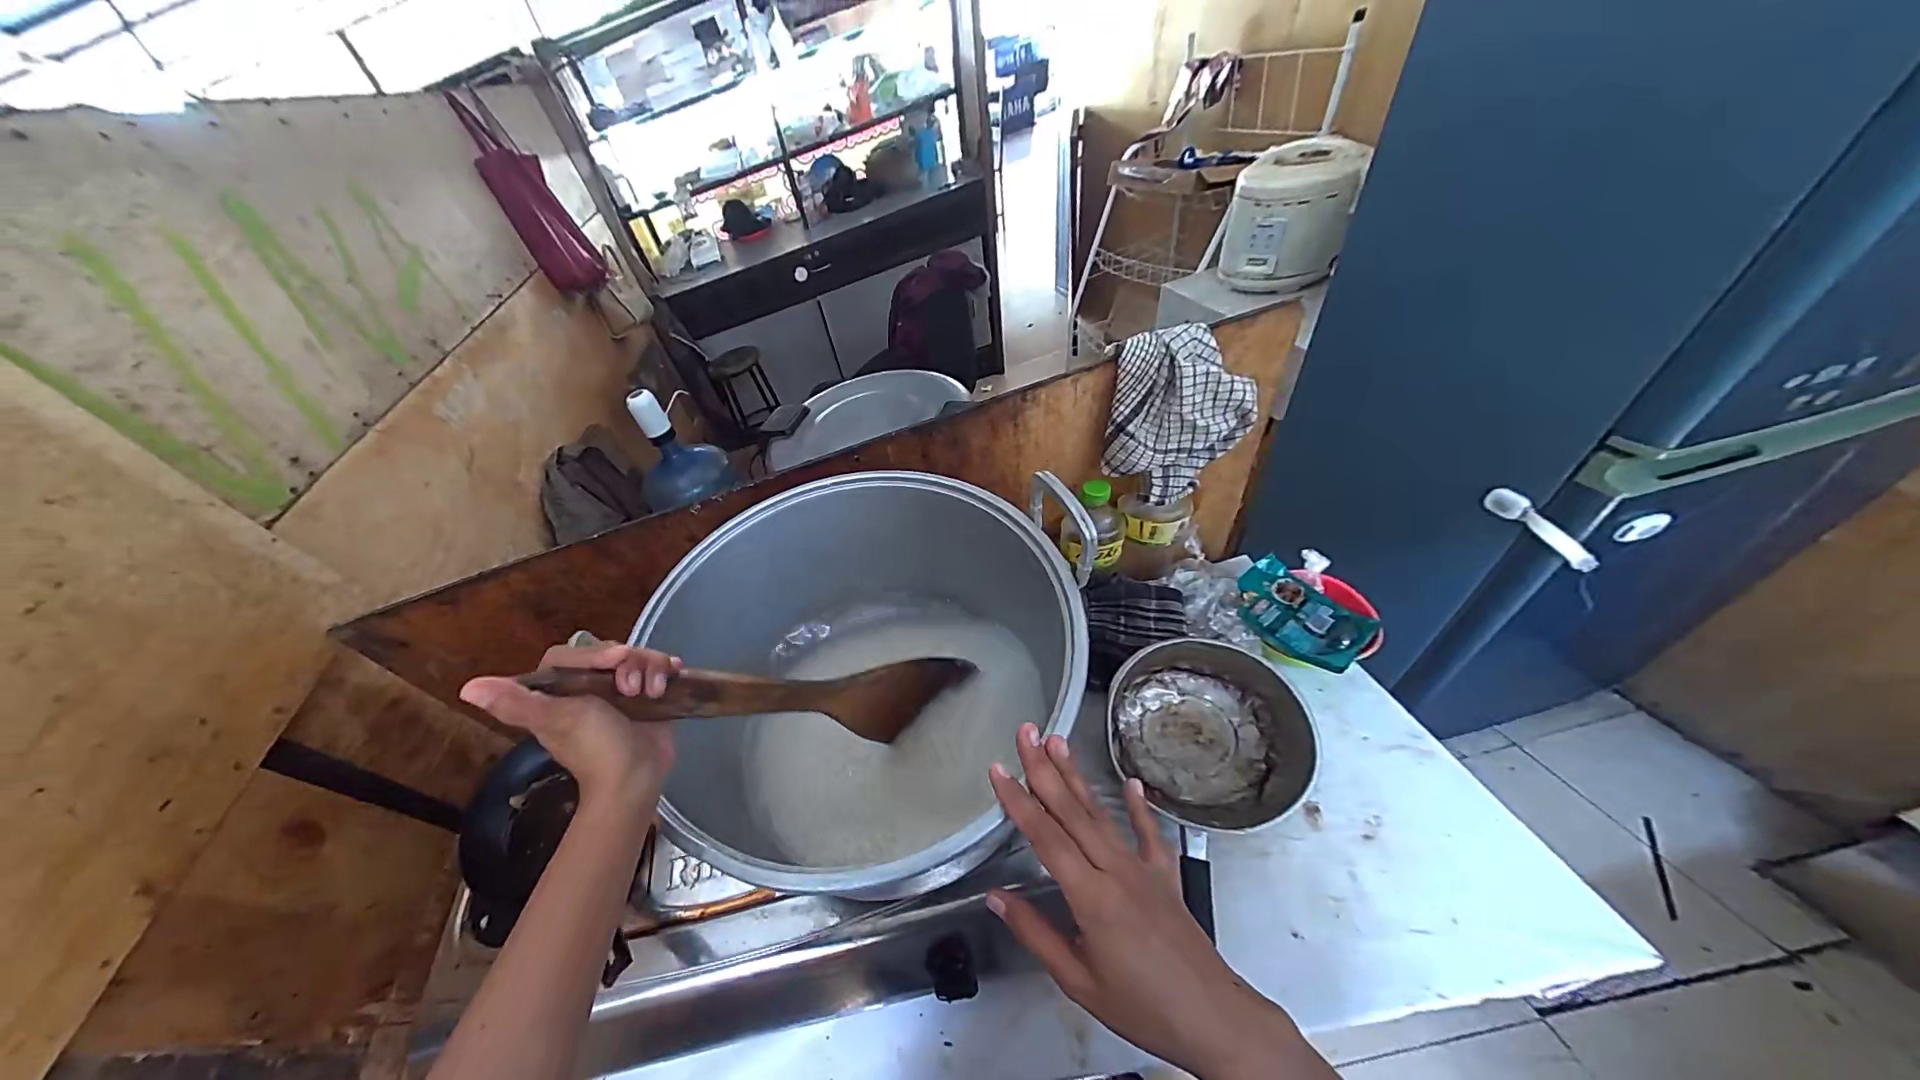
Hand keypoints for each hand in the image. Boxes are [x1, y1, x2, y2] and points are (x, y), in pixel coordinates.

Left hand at [460, 643, 680, 811]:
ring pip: (639, 658)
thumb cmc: (594, 750)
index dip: (596, 653)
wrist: (635, 779)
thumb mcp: (556, 721)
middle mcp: (592, 687)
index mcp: (563, 691)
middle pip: (612, 652)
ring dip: (651, 668)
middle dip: (630, 662)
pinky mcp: (649, 698)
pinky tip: (674, 673)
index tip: (617, 660)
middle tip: (632, 687)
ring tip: (653, 691)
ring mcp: (623, 692)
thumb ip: (516, 703)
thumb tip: (467, 689)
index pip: (575, 655)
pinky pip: (658, 671)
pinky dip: (667, 669)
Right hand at [986, 723, 1330, 1079]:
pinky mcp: (1165, 875)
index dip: (1019, 801)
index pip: (1046, 837)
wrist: (1214, 1019)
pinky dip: (1138, 807)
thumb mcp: (1078, 981)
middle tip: (1027, 732)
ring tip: (1059, 742)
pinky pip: (1148, 833)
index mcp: (1091, 896)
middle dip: (1044, 767)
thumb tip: (997, 898)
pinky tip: (1130, 783)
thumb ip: (1035, 934)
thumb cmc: (1143, 1008)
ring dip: (1077, 775)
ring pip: (1102, 813)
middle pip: (1072, 810)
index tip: (1000, 770)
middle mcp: (1116, 871)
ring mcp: (1143, 868)